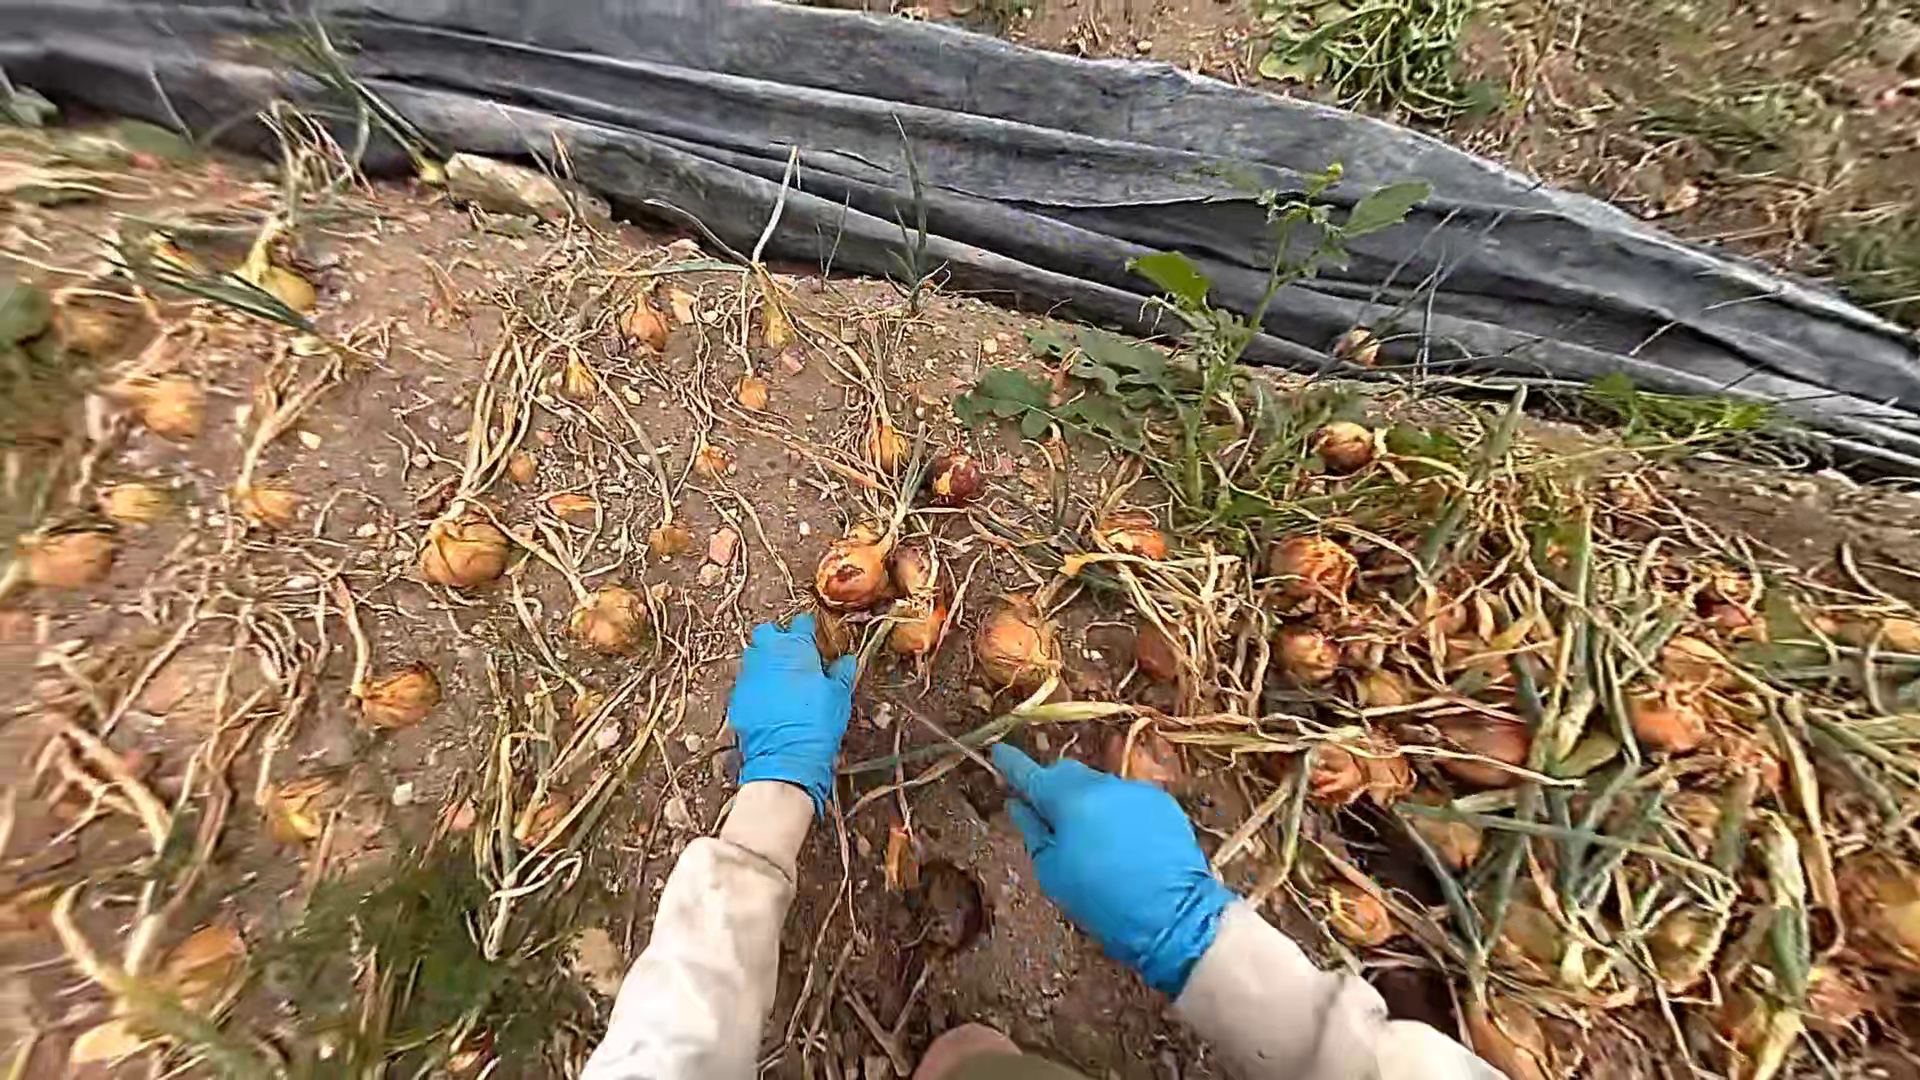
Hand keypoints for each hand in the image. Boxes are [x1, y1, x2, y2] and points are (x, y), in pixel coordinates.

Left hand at [727, 615, 856, 814]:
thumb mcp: (839, 696)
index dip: (809, 630)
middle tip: (794, 655)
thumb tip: (846, 660)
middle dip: (779, 638)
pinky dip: (757, 685)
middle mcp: (767, 655)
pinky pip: (746, 682)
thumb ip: (841, 673)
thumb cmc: (817, 723)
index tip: (815, 639)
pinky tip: (769, 701)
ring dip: (765, 660)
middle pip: (768, 632)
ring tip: (780, 677)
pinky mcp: (737, 698)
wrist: (784, 760)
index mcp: (795, 648)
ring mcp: (748, 676)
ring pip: (753, 655)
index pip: (801, 624)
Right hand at [992, 743, 1232, 995]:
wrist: (1178, 918)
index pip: (1029, 774)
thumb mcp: (1054, 873)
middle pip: (1065, 775)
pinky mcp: (1159, 801)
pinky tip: (1125, 845)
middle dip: (1053, 791)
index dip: (1010, 764)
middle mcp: (1099, 783)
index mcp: (1067, 799)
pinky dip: (1116, 813)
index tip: (998, 752)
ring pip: (1096, 787)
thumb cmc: (1104, 901)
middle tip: (1051, 821)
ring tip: (1094, 842)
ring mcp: (1131, 789)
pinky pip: (1125, 799)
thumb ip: (1033, 831)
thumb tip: (1017, 805)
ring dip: (1087, 804)